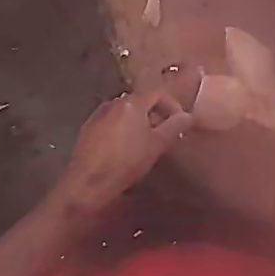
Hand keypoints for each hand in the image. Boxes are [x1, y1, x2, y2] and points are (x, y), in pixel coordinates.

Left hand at [50, 89, 192, 221]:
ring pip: (125, 113)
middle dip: (155, 115)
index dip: (173, 106)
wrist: (89, 181)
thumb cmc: (127, 162)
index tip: (179, 123)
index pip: (158, 94)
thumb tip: (187, 115)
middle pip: (141, 102)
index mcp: (132, 103)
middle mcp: (113, 103)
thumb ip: (174, 126)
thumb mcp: (157, 145)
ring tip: (145, 143)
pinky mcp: (88, 129)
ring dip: (139, 122)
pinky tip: (124, 148)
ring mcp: (98, 115)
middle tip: (164, 134)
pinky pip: (111, 122)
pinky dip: (122, 129)